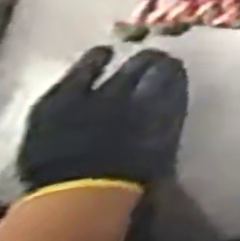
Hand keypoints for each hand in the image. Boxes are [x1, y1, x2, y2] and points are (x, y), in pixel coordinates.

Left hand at [19, 47, 187, 191]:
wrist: (79, 189)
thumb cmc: (129, 172)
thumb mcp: (161, 144)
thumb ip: (169, 117)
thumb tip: (174, 95)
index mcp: (162, 109)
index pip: (173, 78)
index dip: (175, 71)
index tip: (177, 66)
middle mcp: (135, 96)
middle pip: (149, 70)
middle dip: (156, 62)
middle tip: (160, 57)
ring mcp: (98, 96)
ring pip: (124, 69)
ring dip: (135, 61)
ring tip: (139, 55)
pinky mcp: (62, 100)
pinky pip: (82, 73)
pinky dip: (94, 60)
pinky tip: (103, 51)